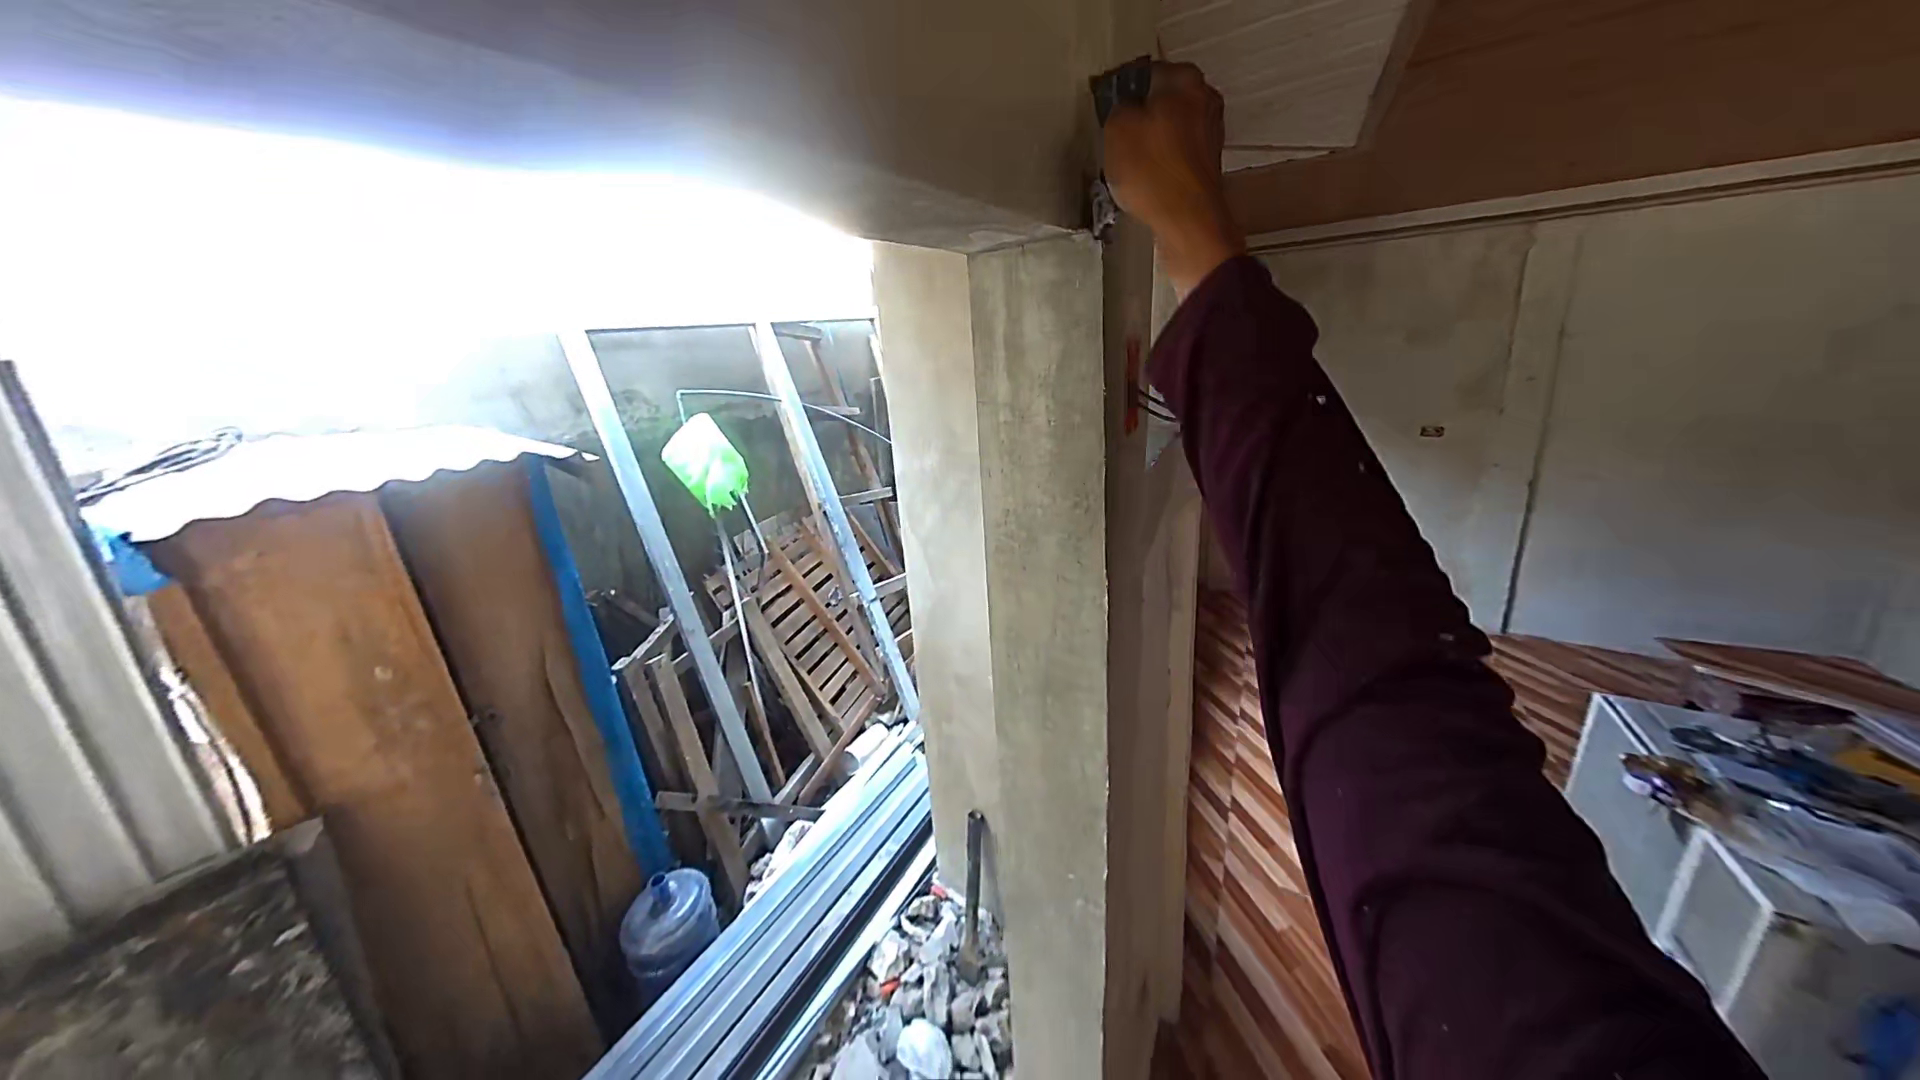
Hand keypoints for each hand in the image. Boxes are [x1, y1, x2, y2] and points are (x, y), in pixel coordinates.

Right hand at [1101, 62, 1245, 296]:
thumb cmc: (1152, 171)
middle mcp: (1204, 100)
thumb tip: (1123, 109)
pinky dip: (1162, 166)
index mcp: (1184, 79)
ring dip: (1151, 144)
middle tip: (1115, 138)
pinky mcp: (1207, 167)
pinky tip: (1147, 183)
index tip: (1106, 107)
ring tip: (1128, 166)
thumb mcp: (1116, 130)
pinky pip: (1176, 158)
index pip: (1145, 72)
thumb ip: (1117, 109)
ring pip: (1170, 131)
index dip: (1121, 89)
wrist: (1187, 221)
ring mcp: (1210, 135)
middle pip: (1162, 102)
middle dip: (1140, 117)